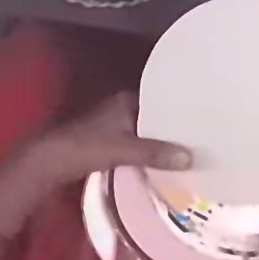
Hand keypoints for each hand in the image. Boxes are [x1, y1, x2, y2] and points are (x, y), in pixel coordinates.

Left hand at [0, 93, 191, 235]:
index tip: (208, 116)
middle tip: (208, 136)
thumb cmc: (85, 147)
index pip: (164, 98)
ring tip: (196, 149)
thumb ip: (155, 152)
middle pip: (158, 116)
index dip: (183, 106)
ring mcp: (117, 125)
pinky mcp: (112, 142)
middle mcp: (124, 107)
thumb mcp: (123, 148)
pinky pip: (141, 143)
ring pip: (150, 130)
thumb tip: (191, 156)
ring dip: (166, 141)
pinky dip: (154, 151)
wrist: (50, 161)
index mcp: (128, 99)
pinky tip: (169, 162)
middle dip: (178, 126)